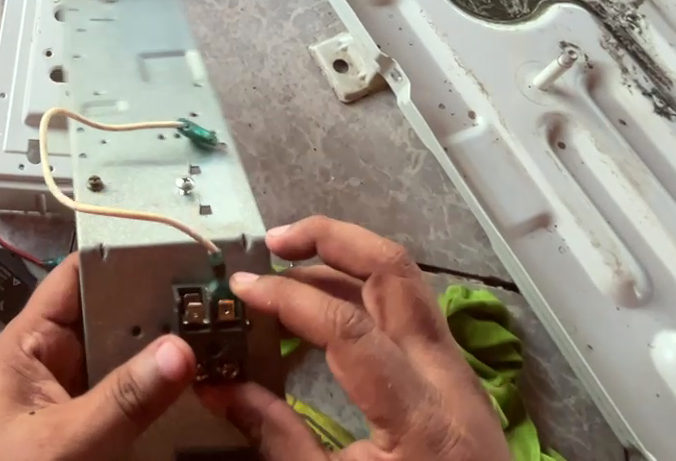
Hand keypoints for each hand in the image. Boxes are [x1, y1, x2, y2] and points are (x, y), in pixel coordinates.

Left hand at [0, 253, 196, 460]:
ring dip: (165, 345)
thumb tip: (183, 348)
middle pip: (110, 313)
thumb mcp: (66, 441)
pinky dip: (163, 387)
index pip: (75, 275)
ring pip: (126, 355)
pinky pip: (134, 396)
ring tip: (220, 325)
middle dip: (156, 302)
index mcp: (31, 341)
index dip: (120, 255)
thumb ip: (123, 399)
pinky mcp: (95, 428)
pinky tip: (204, 377)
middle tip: (215, 291)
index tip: (175, 248)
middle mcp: (56, 358)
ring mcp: (77, 394)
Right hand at [199, 217, 509, 460]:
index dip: (288, 296)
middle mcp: (449, 379)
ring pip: (402, 279)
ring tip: (286, 262)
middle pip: (392, 270)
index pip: (348, 326)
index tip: (241, 286)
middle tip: (273, 242)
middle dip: (328, 239)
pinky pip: (406, 306)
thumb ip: (276, 435)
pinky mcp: (455, 375)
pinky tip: (320, 297)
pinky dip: (359, 284)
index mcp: (422, 420)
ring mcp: (458, 372)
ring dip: (342, 255)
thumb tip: (216, 387)